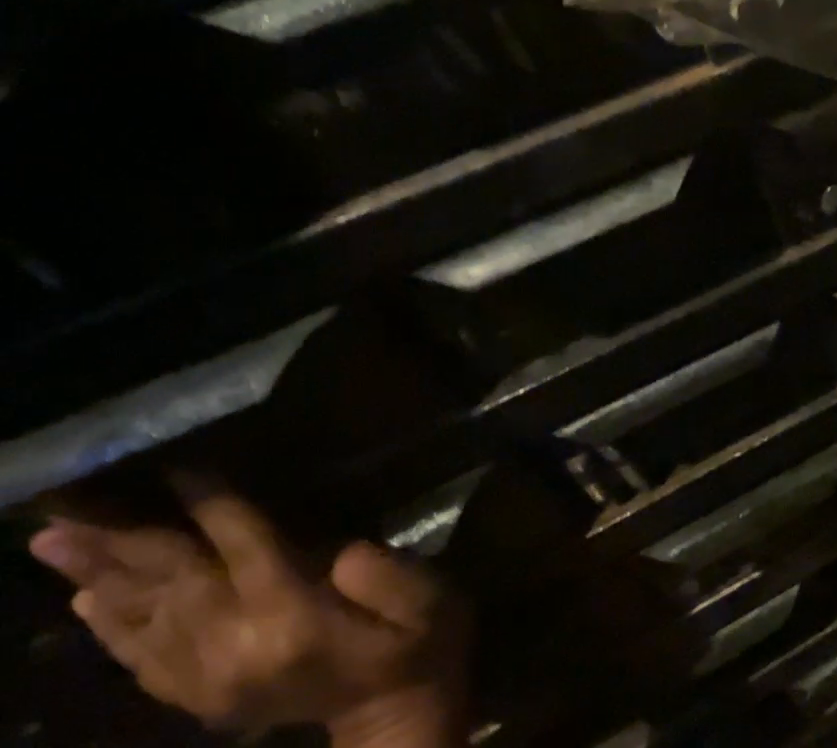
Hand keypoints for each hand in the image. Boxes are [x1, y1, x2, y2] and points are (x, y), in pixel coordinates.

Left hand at [28, 473, 468, 746]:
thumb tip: (340, 554)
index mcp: (295, 619)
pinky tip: (90, 602)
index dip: (213, 506)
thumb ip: (389, 578)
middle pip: (174, 583)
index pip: (245, 548)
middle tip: (64, 507)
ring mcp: (210, 679)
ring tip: (56, 542)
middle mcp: (237, 649)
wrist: (395, 717)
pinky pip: (141, 660)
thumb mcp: (432, 604)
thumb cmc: (422, 646)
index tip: (180, 466)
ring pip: (144, 619)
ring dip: (99, 578)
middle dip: (121, 541)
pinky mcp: (201, 696)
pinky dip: (111, 629)